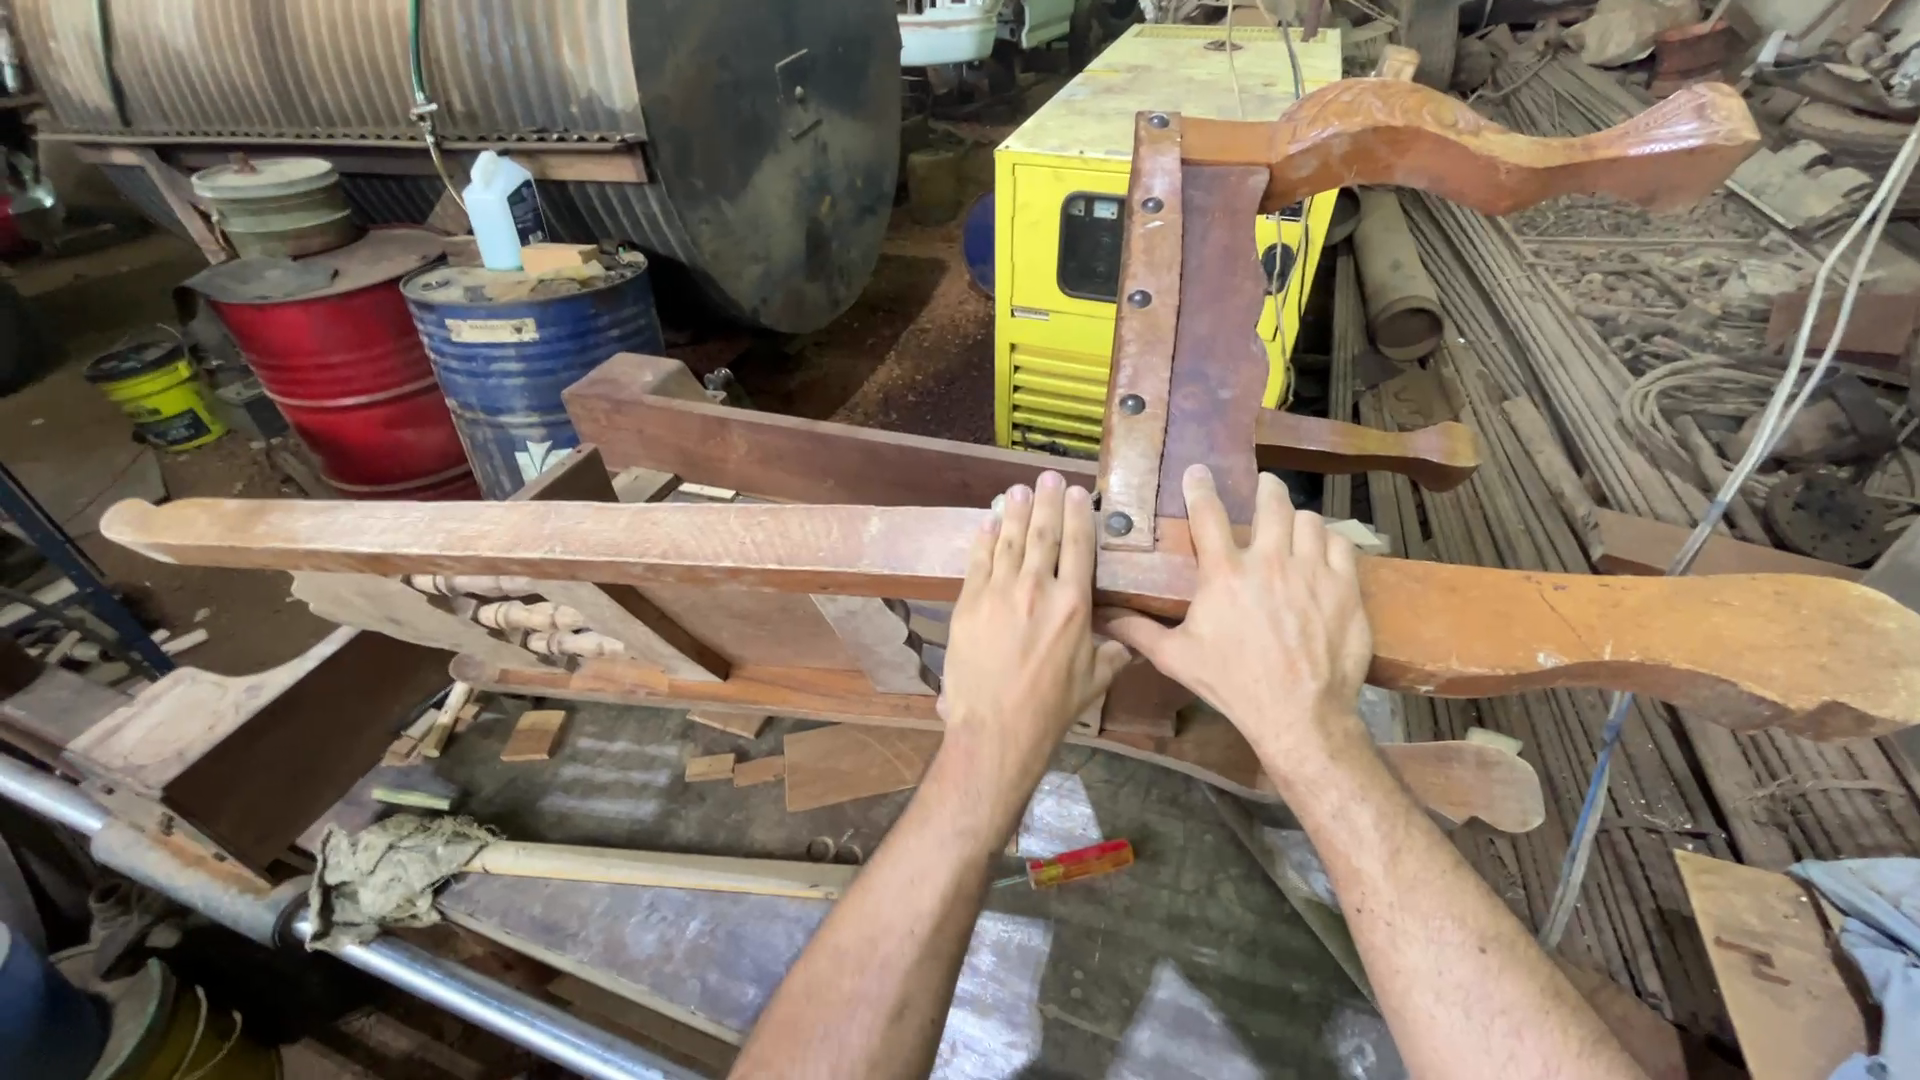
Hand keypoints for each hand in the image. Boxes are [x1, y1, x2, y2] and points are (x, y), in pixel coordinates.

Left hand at [936, 471, 1131, 827]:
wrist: (997, 726)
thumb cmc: (1051, 707)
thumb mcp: (1094, 680)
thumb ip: (1113, 653)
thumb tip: (1131, 643)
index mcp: (1074, 604)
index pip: (1079, 547)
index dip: (1078, 515)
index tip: (1078, 493)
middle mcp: (1038, 588)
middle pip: (1042, 533)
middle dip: (1046, 501)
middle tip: (1047, 477)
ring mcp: (1000, 592)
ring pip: (1009, 540)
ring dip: (1013, 511)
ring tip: (1017, 489)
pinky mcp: (969, 603)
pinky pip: (978, 561)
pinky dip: (983, 539)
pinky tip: (987, 523)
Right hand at [1097, 465, 1373, 771]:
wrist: (1298, 714)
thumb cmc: (1232, 684)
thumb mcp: (1175, 657)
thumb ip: (1138, 630)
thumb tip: (1102, 617)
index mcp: (1224, 574)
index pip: (1208, 513)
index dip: (1200, 487)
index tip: (1198, 471)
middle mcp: (1270, 562)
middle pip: (1271, 502)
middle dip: (1265, 488)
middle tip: (1262, 488)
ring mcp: (1312, 572)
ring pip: (1308, 520)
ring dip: (1297, 519)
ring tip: (1291, 526)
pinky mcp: (1345, 588)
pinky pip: (1340, 544)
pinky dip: (1329, 542)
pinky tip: (1321, 551)